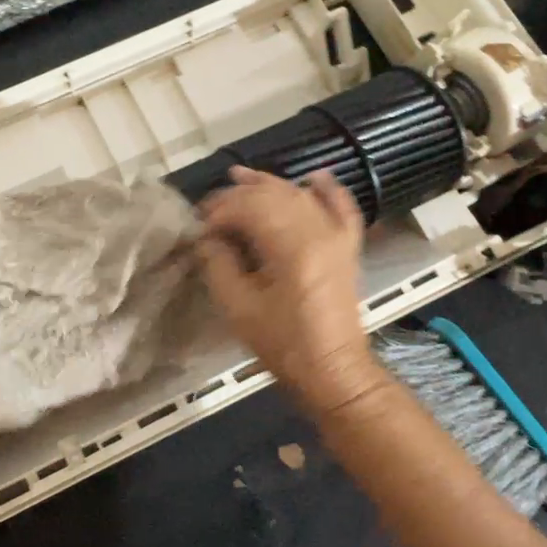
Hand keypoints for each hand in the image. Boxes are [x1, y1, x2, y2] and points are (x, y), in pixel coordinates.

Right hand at [195, 167, 377, 412]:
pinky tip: (314, 177)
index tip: (198, 225)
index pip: (248, 208)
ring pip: (300, 196)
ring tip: (240, 177)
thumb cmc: (284, 345)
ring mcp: (337, 237)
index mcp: (290, 246)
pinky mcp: (347, 248)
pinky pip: (342, 208)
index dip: (219, 211)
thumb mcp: (238, 308)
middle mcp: (317, 232)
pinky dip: (328, 190)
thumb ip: (219, 265)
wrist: (333, 370)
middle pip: (273, 196)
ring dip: (269, 185)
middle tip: (210, 207)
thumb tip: (207, 239)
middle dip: (238, 195)